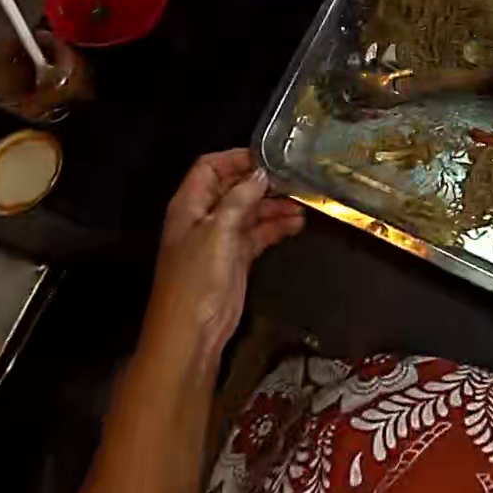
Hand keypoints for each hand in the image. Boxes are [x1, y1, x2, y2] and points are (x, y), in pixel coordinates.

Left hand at [143, 149, 305, 363]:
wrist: (190, 335)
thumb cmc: (196, 278)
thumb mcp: (218, 231)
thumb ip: (240, 198)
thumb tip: (260, 174)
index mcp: (190, 204)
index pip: (210, 167)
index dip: (235, 158)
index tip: (267, 157)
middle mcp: (205, 216)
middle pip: (234, 187)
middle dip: (262, 182)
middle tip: (292, 178)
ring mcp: (221, 238)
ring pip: (250, 210)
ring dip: (274, 205)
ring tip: (302, 203)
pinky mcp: (236, 258)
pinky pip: (258, 233)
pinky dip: (276, 227)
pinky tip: (296, 223)